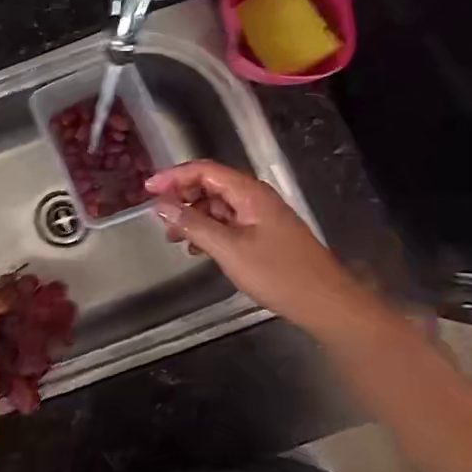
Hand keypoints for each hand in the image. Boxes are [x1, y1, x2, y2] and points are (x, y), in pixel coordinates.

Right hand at [146, 161, 363, 331]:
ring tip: (175, 239)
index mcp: (249, 192)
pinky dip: (210, 230)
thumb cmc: (277, 273)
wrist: (324, 301)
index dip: (173, 176)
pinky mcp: (264, 233)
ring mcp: (261, 215)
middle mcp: (255, 197)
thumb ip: (193, 224)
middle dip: (182, 198)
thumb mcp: (228, 249)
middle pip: (211, 185)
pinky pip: (229, 222)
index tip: (147, 190)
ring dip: (194, 217)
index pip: (204, 170)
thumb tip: (161, 205)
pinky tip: (199, 249)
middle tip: (160, 219)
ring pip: (219, 205)